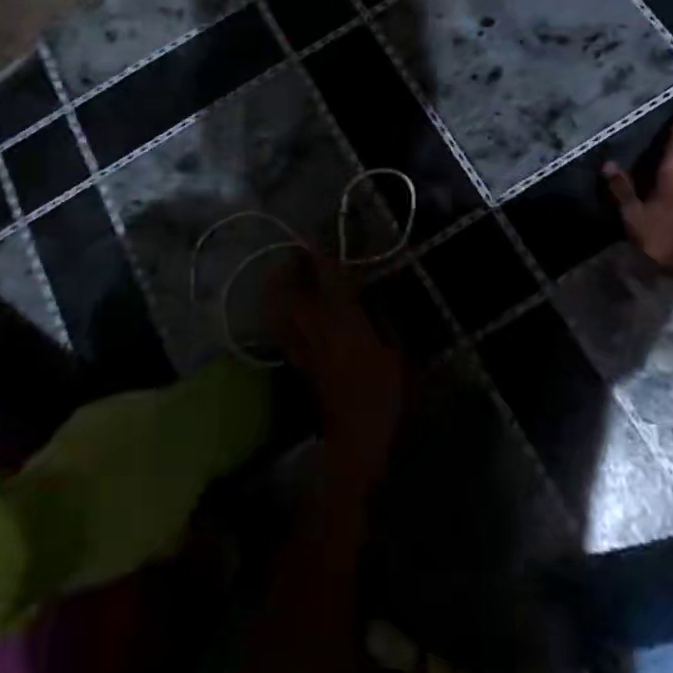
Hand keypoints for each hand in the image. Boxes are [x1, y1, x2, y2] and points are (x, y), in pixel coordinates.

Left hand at [267, 257, 403, 480]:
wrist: (358, 434)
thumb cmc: (384, 390)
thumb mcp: (395, 347)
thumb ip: (384, 314)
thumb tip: (378, 288)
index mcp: (341, 320)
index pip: (327, 277)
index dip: (323, 254)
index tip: (323, 238)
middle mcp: (314, 328)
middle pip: (287, 290)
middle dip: (289, 267)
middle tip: (300, 256)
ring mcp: (300, 346)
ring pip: (276, 309)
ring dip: (278, 288)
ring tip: (288, 277)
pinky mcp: (297, 362)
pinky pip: (280, 329)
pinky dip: (280, 312)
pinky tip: (292, 311)